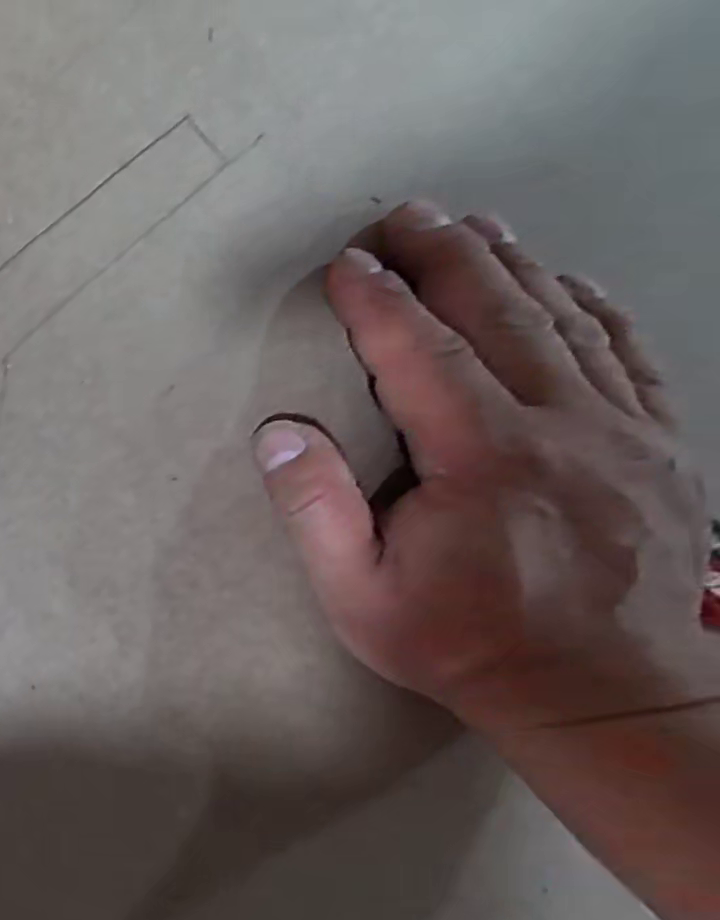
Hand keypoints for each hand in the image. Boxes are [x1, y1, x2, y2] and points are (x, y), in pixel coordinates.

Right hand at [257, 200, 714, 733]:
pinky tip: (562, 284)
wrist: (602, 692)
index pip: (426, 357)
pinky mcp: (655, 446)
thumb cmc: (455, 642)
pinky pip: (625, 353)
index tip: (347, 263)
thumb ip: (316, 508)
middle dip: (449, 258)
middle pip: (505, 318)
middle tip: (407, 212)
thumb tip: (280, 431)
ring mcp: (623, 432)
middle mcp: (565, 428)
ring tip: (474, 228)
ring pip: (571, 323)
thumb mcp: (355, 592)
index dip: (382, 304)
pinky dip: (587, 306)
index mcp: (485, 460)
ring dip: (516, 267)